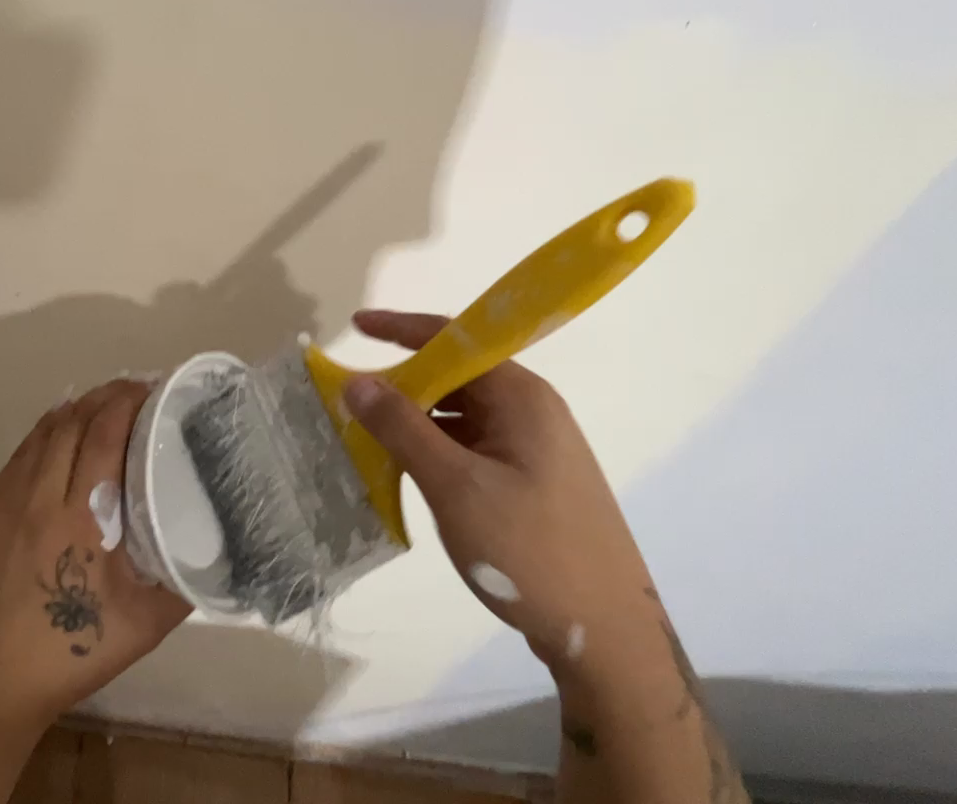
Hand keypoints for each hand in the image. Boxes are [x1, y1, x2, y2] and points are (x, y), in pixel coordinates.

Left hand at [0, 378, 192, 733]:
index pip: (103, 435)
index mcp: (79, 518)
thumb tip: (219, 548)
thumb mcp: (146, 625)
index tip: (151, 389)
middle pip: (71, 423)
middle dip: (104, 396)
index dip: (126, 402)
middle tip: (134, 389)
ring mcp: (4, 502)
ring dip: (73, 410)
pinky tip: (58, 434)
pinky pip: (19, 456)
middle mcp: (38, 498)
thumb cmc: (73, 654)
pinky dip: (44, 434)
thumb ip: (183, 580)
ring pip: (41, 434)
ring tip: (101, 403)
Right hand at [342, 310, 656, 671]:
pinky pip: (471, 445)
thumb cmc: (529, 550)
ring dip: (415, 420)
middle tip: (351, 398)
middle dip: (403, 381)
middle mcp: (530, 411)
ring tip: (366, 436)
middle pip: (457, 376)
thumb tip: (357, 382)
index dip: (403, 328)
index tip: (355, 326)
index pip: (457, 340)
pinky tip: (403, 470)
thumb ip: (402, 428)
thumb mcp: (455, 485)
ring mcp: (532, 447)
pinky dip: (434, 448)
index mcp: (521, 397)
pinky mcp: (529, 480)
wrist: (605, 631)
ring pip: (462, 414)